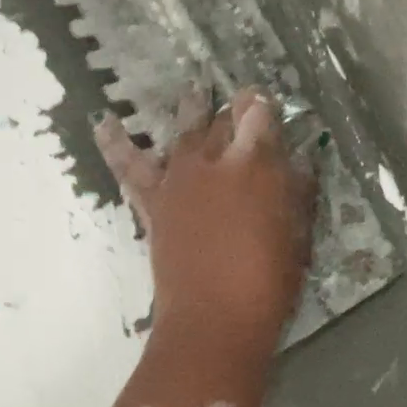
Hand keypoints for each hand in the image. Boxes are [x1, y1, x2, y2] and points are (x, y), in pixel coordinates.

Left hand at [94, 87, 314, 351]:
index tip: (269, 100)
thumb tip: (300, 159)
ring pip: (184, 130)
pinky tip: (106, 122)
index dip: (264, 104)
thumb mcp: (298, 231)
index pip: (259, 114)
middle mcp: (215, 160)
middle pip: (223, 119)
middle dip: (236, 108)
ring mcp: (179, 178)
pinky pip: (130, 166)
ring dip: (192, 107)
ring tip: (195, 87)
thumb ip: (298, 189)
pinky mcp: (154, 201)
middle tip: (243, 99)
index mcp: (257, 163)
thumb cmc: (270, 278)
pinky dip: (116, 142)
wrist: (214, 319)